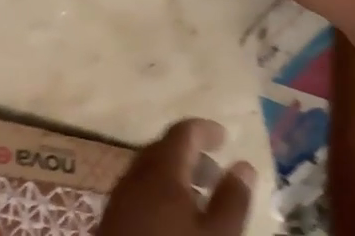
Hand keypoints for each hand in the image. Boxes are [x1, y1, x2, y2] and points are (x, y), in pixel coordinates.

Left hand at [97, 119, 253, 235]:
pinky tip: (173, 218)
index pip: (183, 132)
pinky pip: (138, 192)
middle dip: (192, 154)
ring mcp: (120, 197)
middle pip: (164, 149)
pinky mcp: (111, 220)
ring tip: (199, 199)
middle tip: (216, 172)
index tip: (226, 138)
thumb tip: (243, 166)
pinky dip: (159, 193)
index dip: (206, 130)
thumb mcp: (216, 234)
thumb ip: (232, 199)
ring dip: (175, 176)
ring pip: (150, 172)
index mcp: (161, 170)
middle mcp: (136, 174)